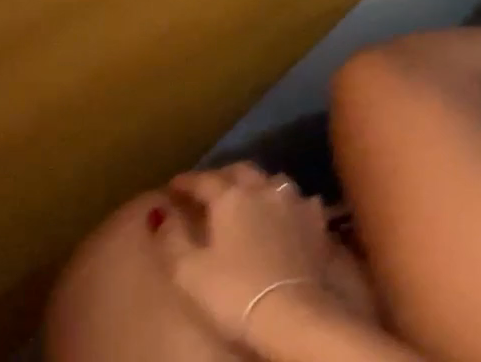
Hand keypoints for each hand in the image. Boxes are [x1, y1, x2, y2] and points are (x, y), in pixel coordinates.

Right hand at [154, 165, 334, 345]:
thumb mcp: (188, 270)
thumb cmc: (232, 292)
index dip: (187, 181)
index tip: (173, 185)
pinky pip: (298, 200)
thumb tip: (163, 214)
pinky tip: (282, 213)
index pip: (205, 180)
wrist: (290, 310)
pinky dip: (284, 202)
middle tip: (209, 187)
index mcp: (232, 197)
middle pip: (242, 171)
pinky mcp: (317, 218)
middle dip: (223, 175)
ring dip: (257, 184)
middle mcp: (266, 188)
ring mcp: (296, 200)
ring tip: (246, 197)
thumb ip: (173, 238)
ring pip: (273, 180)